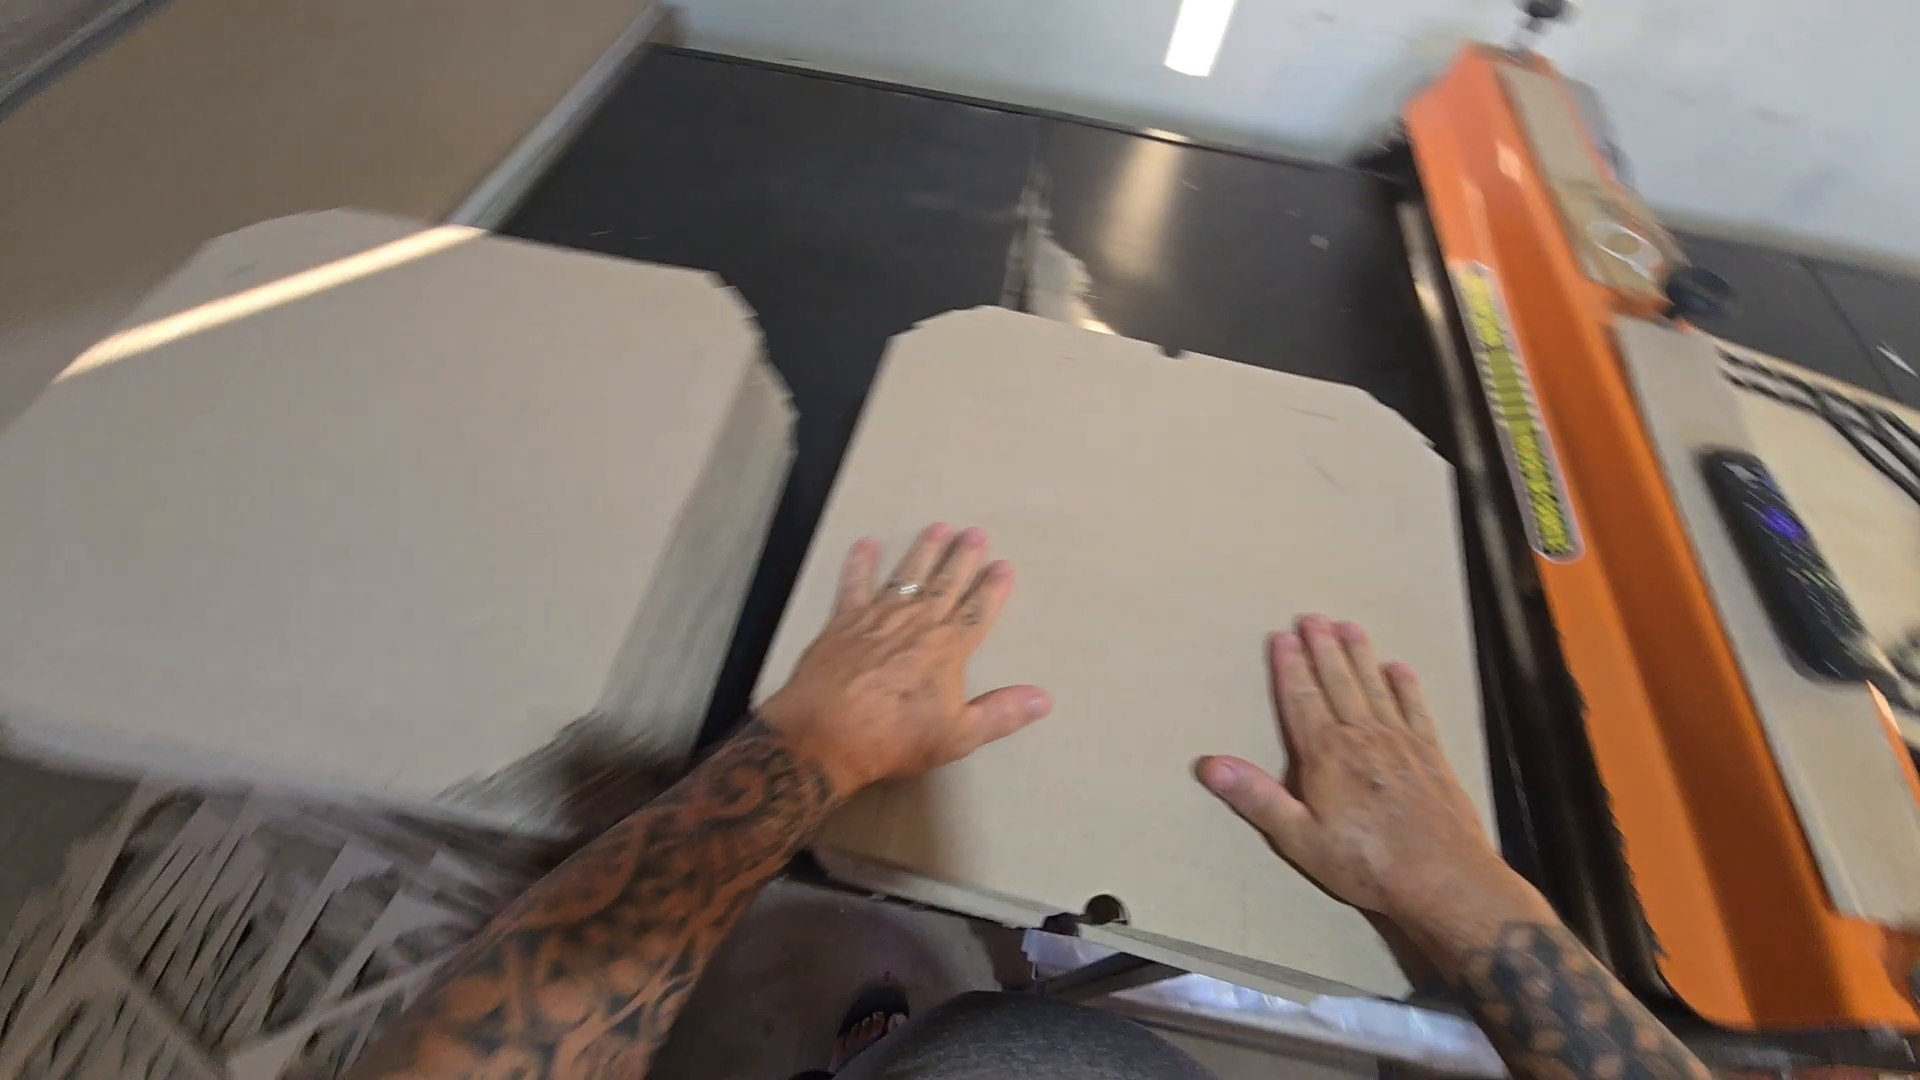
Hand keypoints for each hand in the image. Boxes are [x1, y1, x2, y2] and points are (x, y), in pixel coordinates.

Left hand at [758, 524, 1051, 793]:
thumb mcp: (957, 736)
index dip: (993, 588)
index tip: (1004, 565)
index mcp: (947, 649)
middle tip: (975, 532)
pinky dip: (860, 563)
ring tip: (938, 528)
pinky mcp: (844, 621)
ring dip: (924, 551)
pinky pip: (854, 584)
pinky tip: (866, 543)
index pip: (978, 611)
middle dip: (963, 557)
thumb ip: (1001, 714)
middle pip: (946, 583)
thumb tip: (1044, 698)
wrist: (825, 735)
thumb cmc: (894, 738)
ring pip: (908, 575)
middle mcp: (917, 623)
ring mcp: (878, 618)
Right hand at [1195, 615, 1523, 931]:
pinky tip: (1400, 669)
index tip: (1283, 637)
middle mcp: (1362, 738)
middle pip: (1338, 683)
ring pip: (1374, 687)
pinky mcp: (1432, 758)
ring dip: (1360, 655)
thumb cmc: (1366, 863)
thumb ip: (1255, 797)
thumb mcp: (1298, 838)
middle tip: (1313, 618)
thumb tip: (1209, 765)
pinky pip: (1416, 710)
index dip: (1290, 667)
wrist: (1448, 884)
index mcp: (1326, 754)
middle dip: (1323, 648)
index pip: (1302, 699)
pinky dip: (1406, 687)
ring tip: (1349, 627)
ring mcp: (1401, 744)